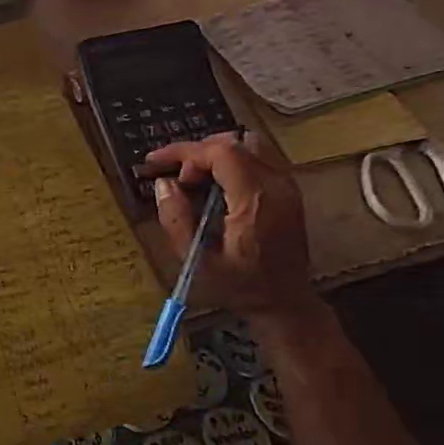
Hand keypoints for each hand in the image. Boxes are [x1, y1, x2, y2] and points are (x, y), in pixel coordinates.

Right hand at [145, 133, 317, 319]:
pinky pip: (257, 159)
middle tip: (177, 180)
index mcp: (256, 201)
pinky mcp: (288, 191)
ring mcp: (287, 186)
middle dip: (197, 153)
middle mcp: (277, 186)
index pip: (222, 153)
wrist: (284, 301)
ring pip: (248, 146)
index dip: (184, 152)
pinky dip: (229, 163)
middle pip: (235, 143)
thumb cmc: (238, 286)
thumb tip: (164, 184)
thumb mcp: (196, 260)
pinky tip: (212, 186)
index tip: (156, 164)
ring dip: (214, 155)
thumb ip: (176, 219)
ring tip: (193, 180)